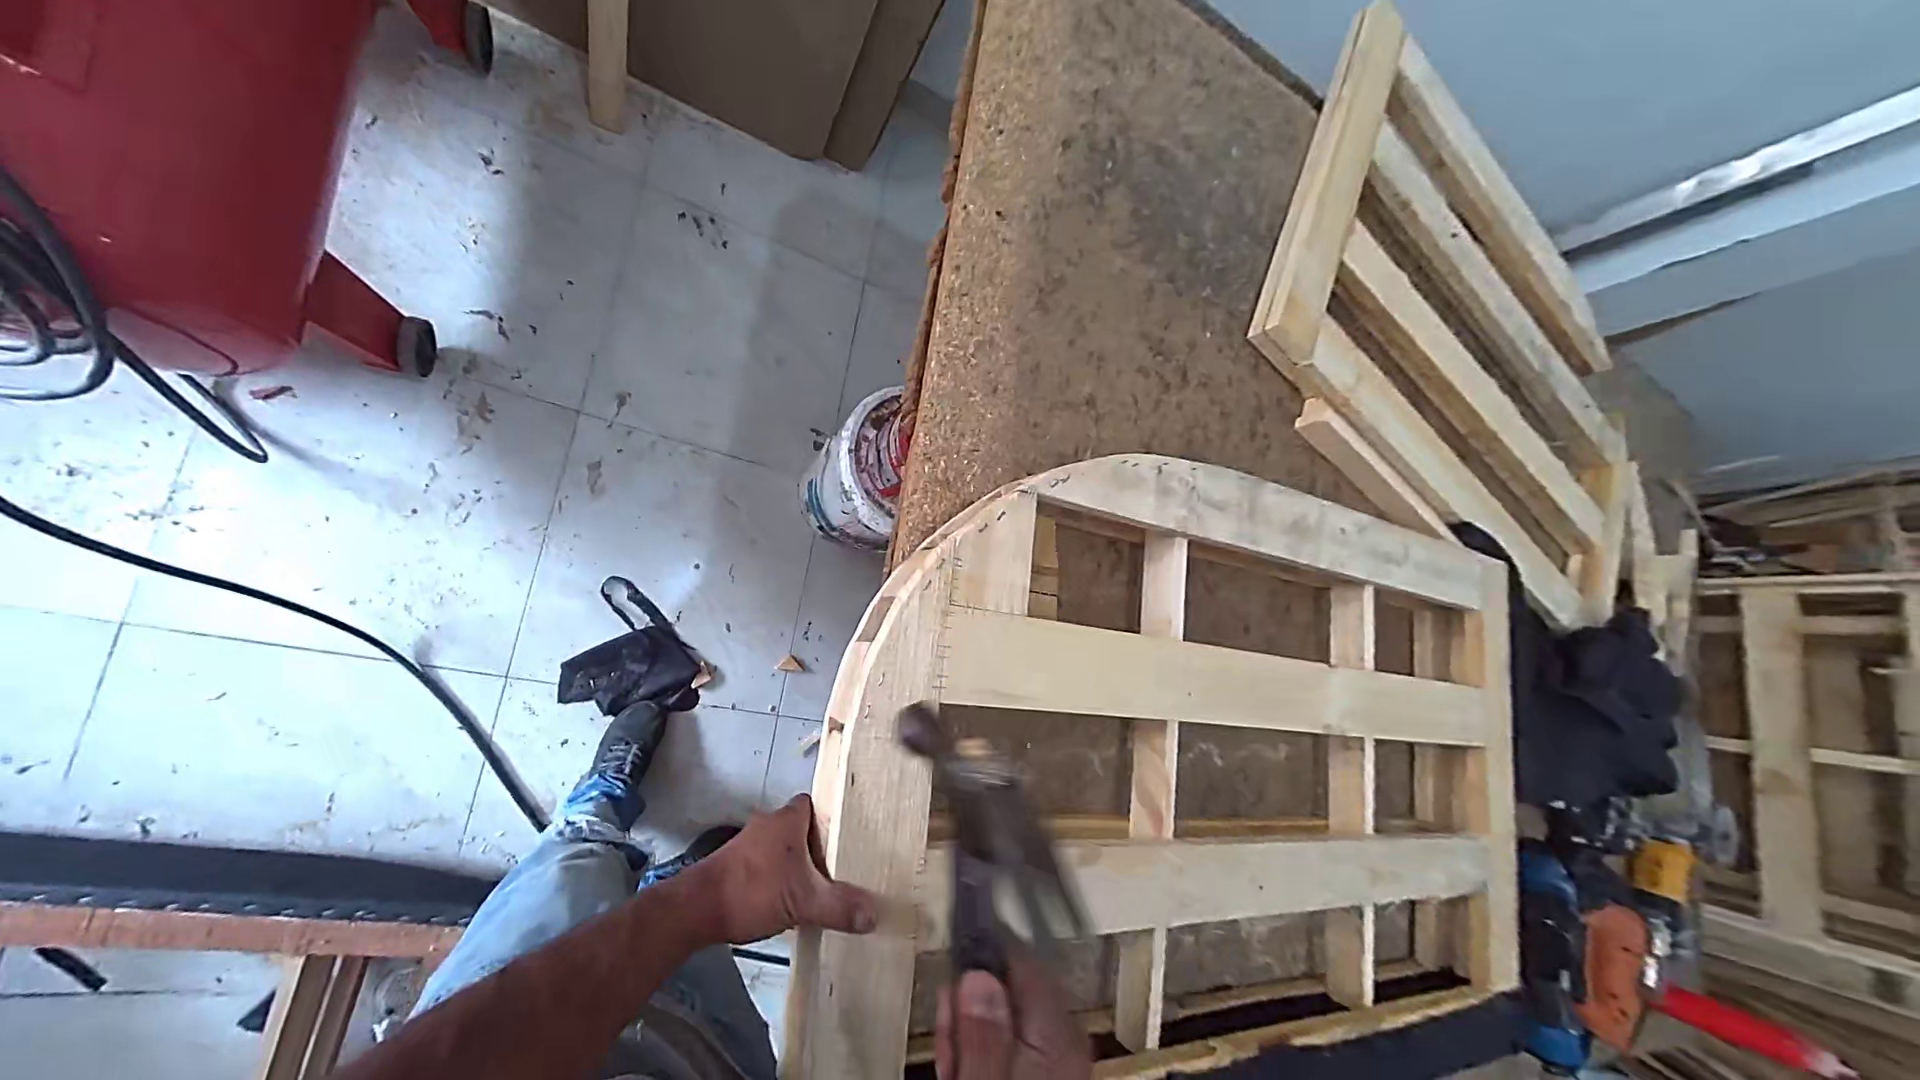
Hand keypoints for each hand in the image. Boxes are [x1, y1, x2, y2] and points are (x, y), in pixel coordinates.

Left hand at [680, 794, 878, 944]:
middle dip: (817, 843)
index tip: (846, 834)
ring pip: (781, 846)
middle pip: (800, 826)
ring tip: (817, 884)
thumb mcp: (805, 901)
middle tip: (838, 864)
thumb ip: (840, 907)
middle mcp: (768, 823)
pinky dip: (777, 876)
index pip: (814, 803)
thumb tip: (874, 915)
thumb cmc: (754, 889)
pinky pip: (766, 863)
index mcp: (788, 819)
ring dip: (795, 862)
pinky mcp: (734, 865)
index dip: (830, 816)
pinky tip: (787, 898)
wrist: (697, 910)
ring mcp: (748, 844)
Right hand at [936, 950, 1091, 1079]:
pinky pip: (1005, 1045)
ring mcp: (1053, 1060)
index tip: (951, 972)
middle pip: (1009, 989)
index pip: (1023, 959)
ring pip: (1002, 1017)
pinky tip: (962, 1073)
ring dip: (968, 1032)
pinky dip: (978, 1053)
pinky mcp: (1040, 1077)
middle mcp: (1061, 1038)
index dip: (983, 956)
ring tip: (952, 1067)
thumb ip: (981, 1032)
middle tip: (947, 1040)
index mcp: (1055, 1032)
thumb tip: (978, 973)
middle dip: (969, 1004)